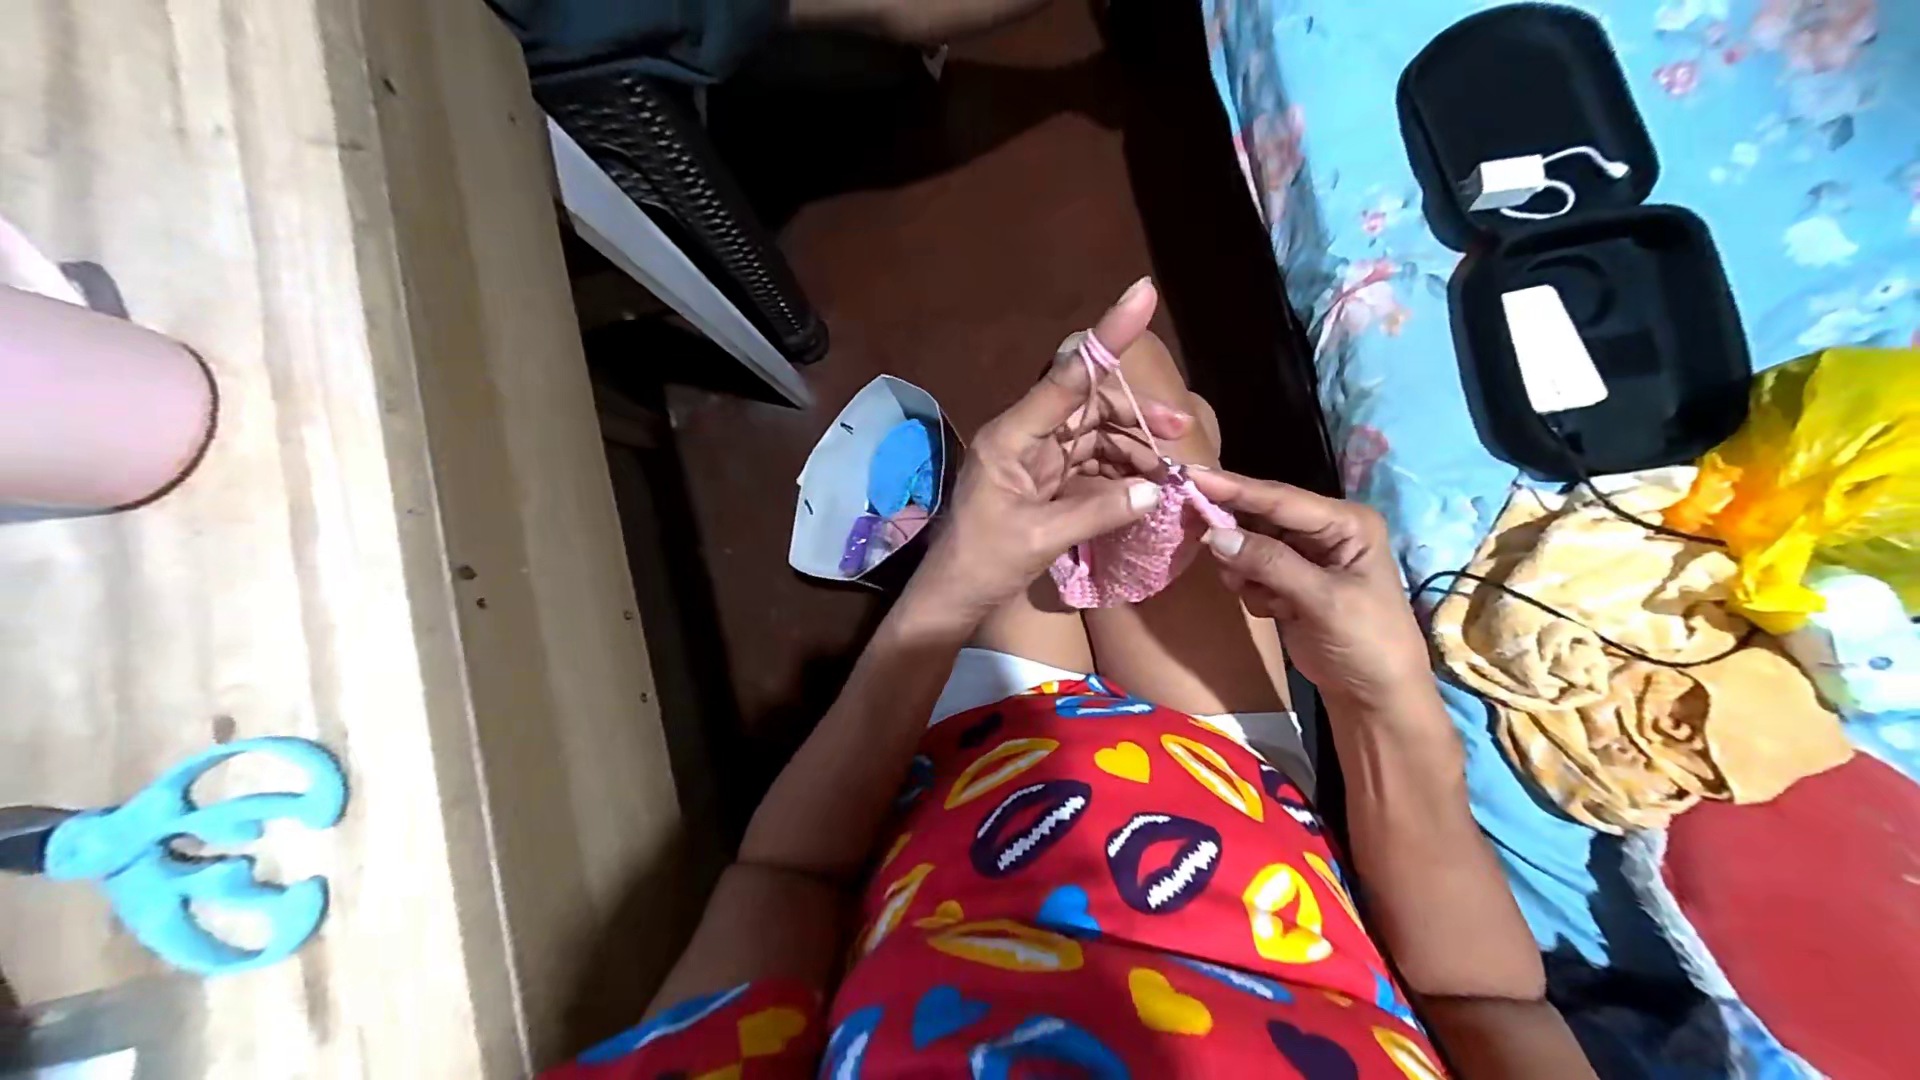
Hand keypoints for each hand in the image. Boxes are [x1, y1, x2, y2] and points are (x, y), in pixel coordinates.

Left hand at [909, 279, 1190, 624]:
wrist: (954, 594)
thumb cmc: (983, 562)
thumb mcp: (1041, 538)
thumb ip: (1099, 510)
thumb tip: (1157, 490)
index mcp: (1012, 437)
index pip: (1066, 378)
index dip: (1107, 338)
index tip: (1142, 294)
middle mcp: (1024, 436)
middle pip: (1088, 404)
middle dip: (1134, 414)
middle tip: (1178, 432)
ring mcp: (1036, 458)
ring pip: (1094, 433)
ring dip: (1132, 446)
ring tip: (1168, 472)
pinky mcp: (1045, 480)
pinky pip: (1090, 461)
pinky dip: (1119, 470)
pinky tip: (1145, 484)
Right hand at [1189, 469, 1436, 717]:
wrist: (1373, 696)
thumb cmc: (1366, 643)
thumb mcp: (1323, 601)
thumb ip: (1270, 563)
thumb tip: (1214, 535)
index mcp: (1346, 522)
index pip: (1280, 499)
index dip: (1233, 487)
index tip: (1189, 475)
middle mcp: (1322, 530)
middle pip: (1257, 515)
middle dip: (1231, 530)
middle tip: (1193, 530)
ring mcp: (1301, 555)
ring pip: (1245, 543)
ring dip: (1241, 568)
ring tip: (1264, 597)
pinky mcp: (1284, 578)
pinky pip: (1245, 569)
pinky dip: (1248, 587)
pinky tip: (1272, 609)